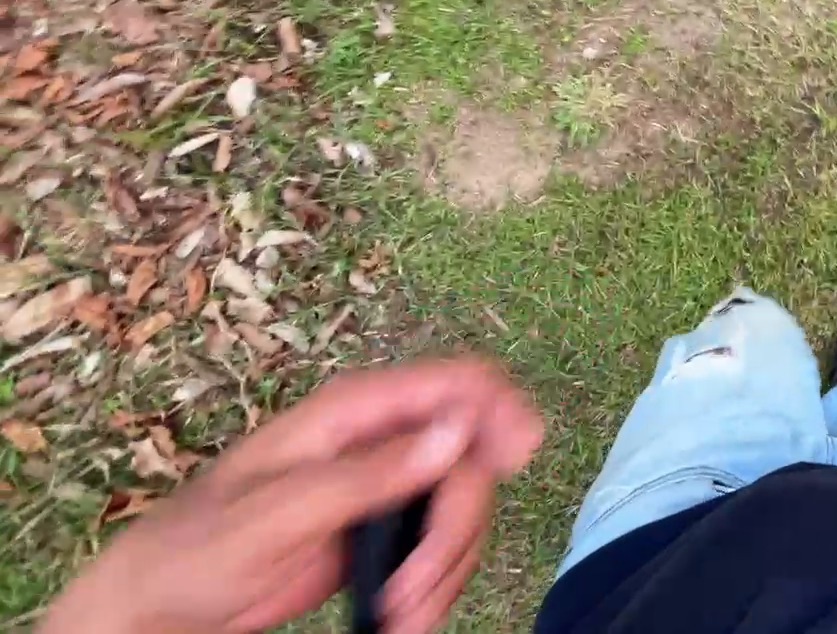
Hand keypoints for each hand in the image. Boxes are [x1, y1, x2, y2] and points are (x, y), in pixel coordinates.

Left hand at [42, 357, 542, 633]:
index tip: (519, 458)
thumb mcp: (275, 517)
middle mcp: (393, 434)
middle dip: (459, 521)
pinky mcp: (400, 519)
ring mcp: (400, 476)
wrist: (159, 614)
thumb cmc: (197, 553)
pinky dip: (444, 575)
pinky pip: (453, 533)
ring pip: (469, 498)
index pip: (460, 382)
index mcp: (362, 410)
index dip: (501, 408)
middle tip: (426, 582)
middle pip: (474, 452)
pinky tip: (410, 610)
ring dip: (451, 558)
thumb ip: (369, 473)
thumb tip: (459, 432)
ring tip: (406, 614)